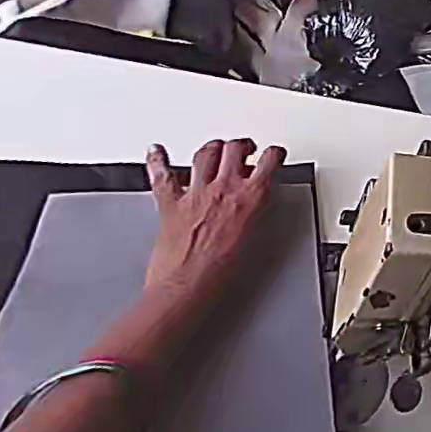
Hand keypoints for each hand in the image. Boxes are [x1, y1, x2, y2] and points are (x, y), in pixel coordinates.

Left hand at [144, 139, 285, 296]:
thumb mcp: (256, 232)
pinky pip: (162, 176)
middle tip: (244, 149)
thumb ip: (257, 207)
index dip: (274, 153)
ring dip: (213, 148)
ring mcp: (196, 193)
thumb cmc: (223, 268)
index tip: (273, 154)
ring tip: (216, 149)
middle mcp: (225, 188)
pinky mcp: (171, 204)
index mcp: (253, 195)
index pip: (270, 158)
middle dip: (242, 146)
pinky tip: (157, 151)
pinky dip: (158, 161)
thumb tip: (256, 199)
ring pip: (205, 154)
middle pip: (235, 148)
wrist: (189, 286)